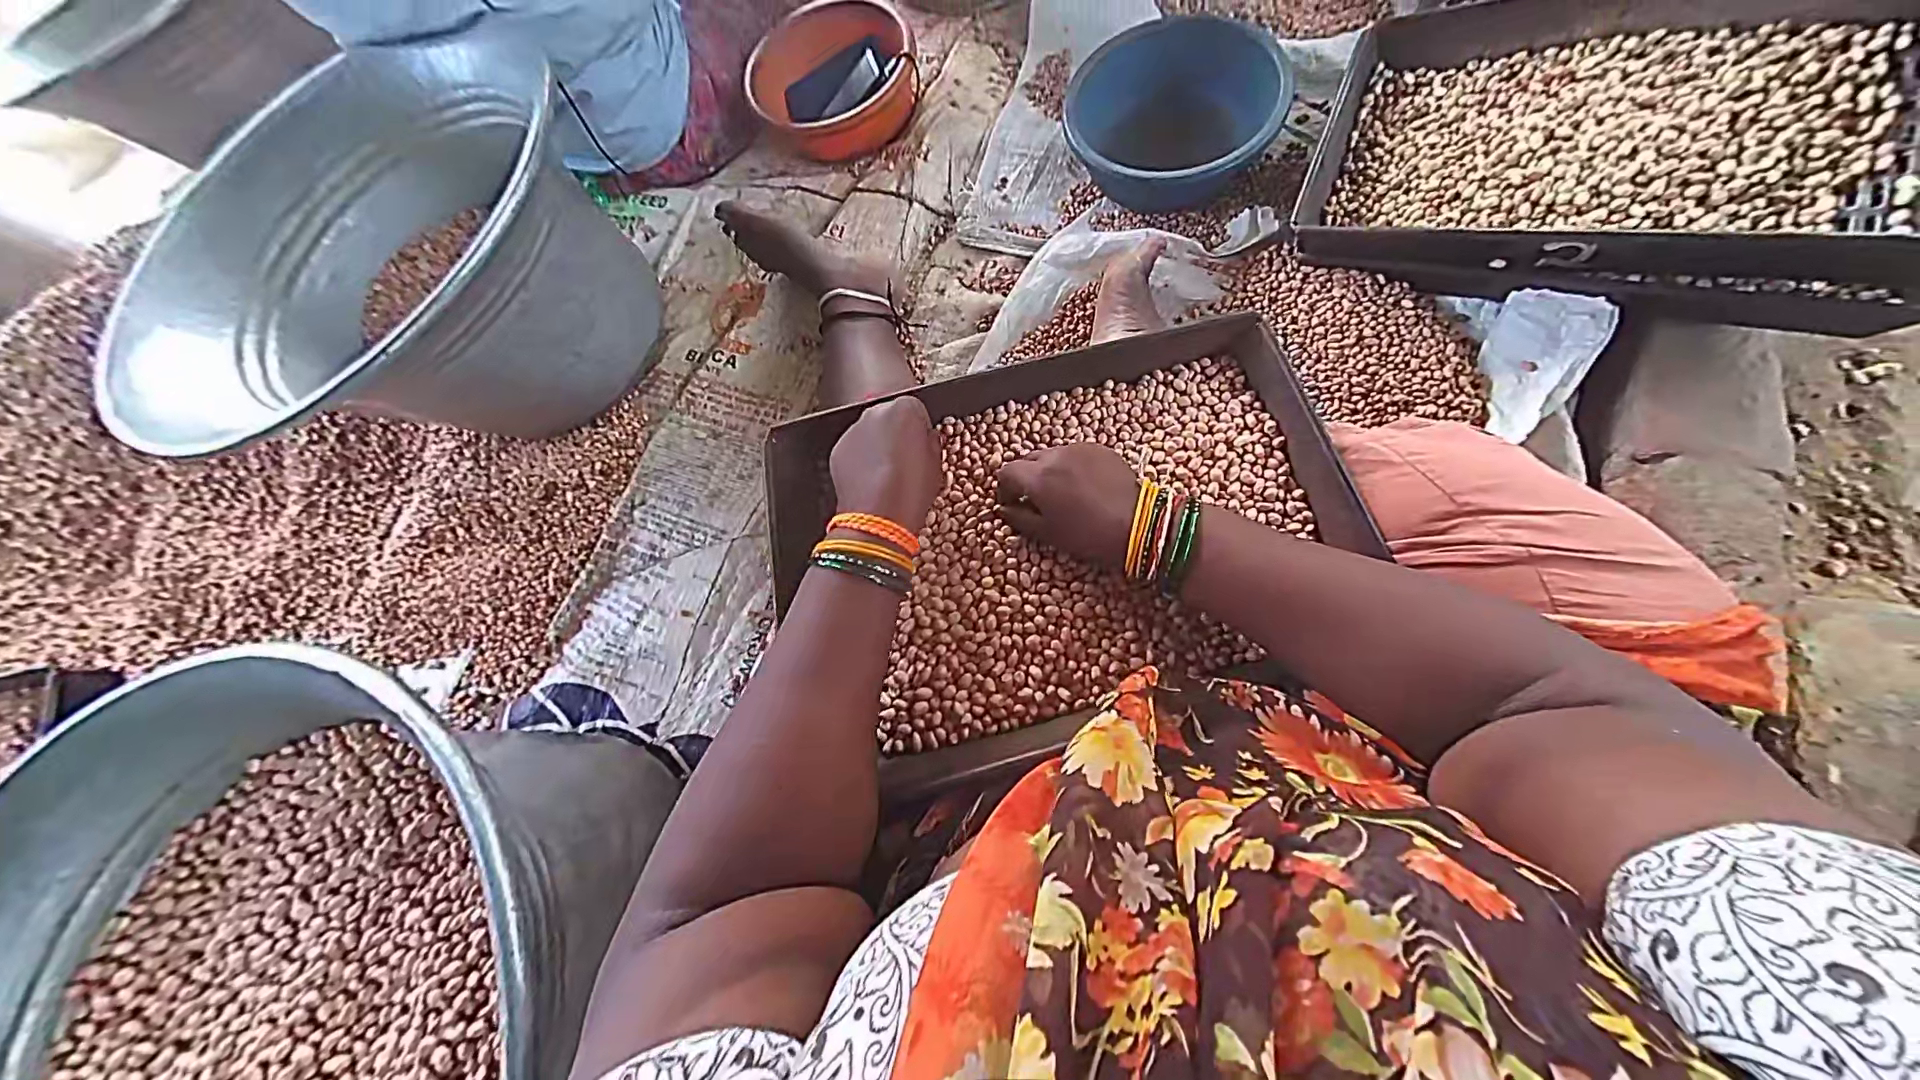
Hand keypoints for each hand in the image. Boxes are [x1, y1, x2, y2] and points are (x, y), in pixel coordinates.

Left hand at [829, 397, 942, 531]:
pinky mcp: (838, 449)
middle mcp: (876, 412)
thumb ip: (931, 443)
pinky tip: (871, 480)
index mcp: (906, 409)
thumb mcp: (936, 466)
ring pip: (869, 432)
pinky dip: (860, 460)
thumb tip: (927, 440)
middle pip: (890, 417)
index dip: (919, 430)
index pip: (916, 410)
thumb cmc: (909, 492)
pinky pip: (854, 449)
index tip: (921, 446)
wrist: (877, 518)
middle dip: (896, 434)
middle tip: (904, 461)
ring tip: (887, 474)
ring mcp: (853, 430)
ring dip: (877, 446)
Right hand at [995, 444, 1139, 570]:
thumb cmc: (1089, 535)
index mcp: (1038, 477)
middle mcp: (1055, 456)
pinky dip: (1070, 466)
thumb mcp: (1048, 533)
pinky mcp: (1099, 449)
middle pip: (1027, 460)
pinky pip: (1074, 454)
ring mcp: (1079, 449)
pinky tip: (1081, 487)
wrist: (1140, 525)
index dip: (1004, 489)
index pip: (1006, 472)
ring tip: (1060, 493)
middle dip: (1024, 478)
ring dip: (1047, 471)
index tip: (1010, 503)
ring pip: (1051, 455)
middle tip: (1033, 499)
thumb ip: (1019, 518)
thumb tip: (1004, 509)